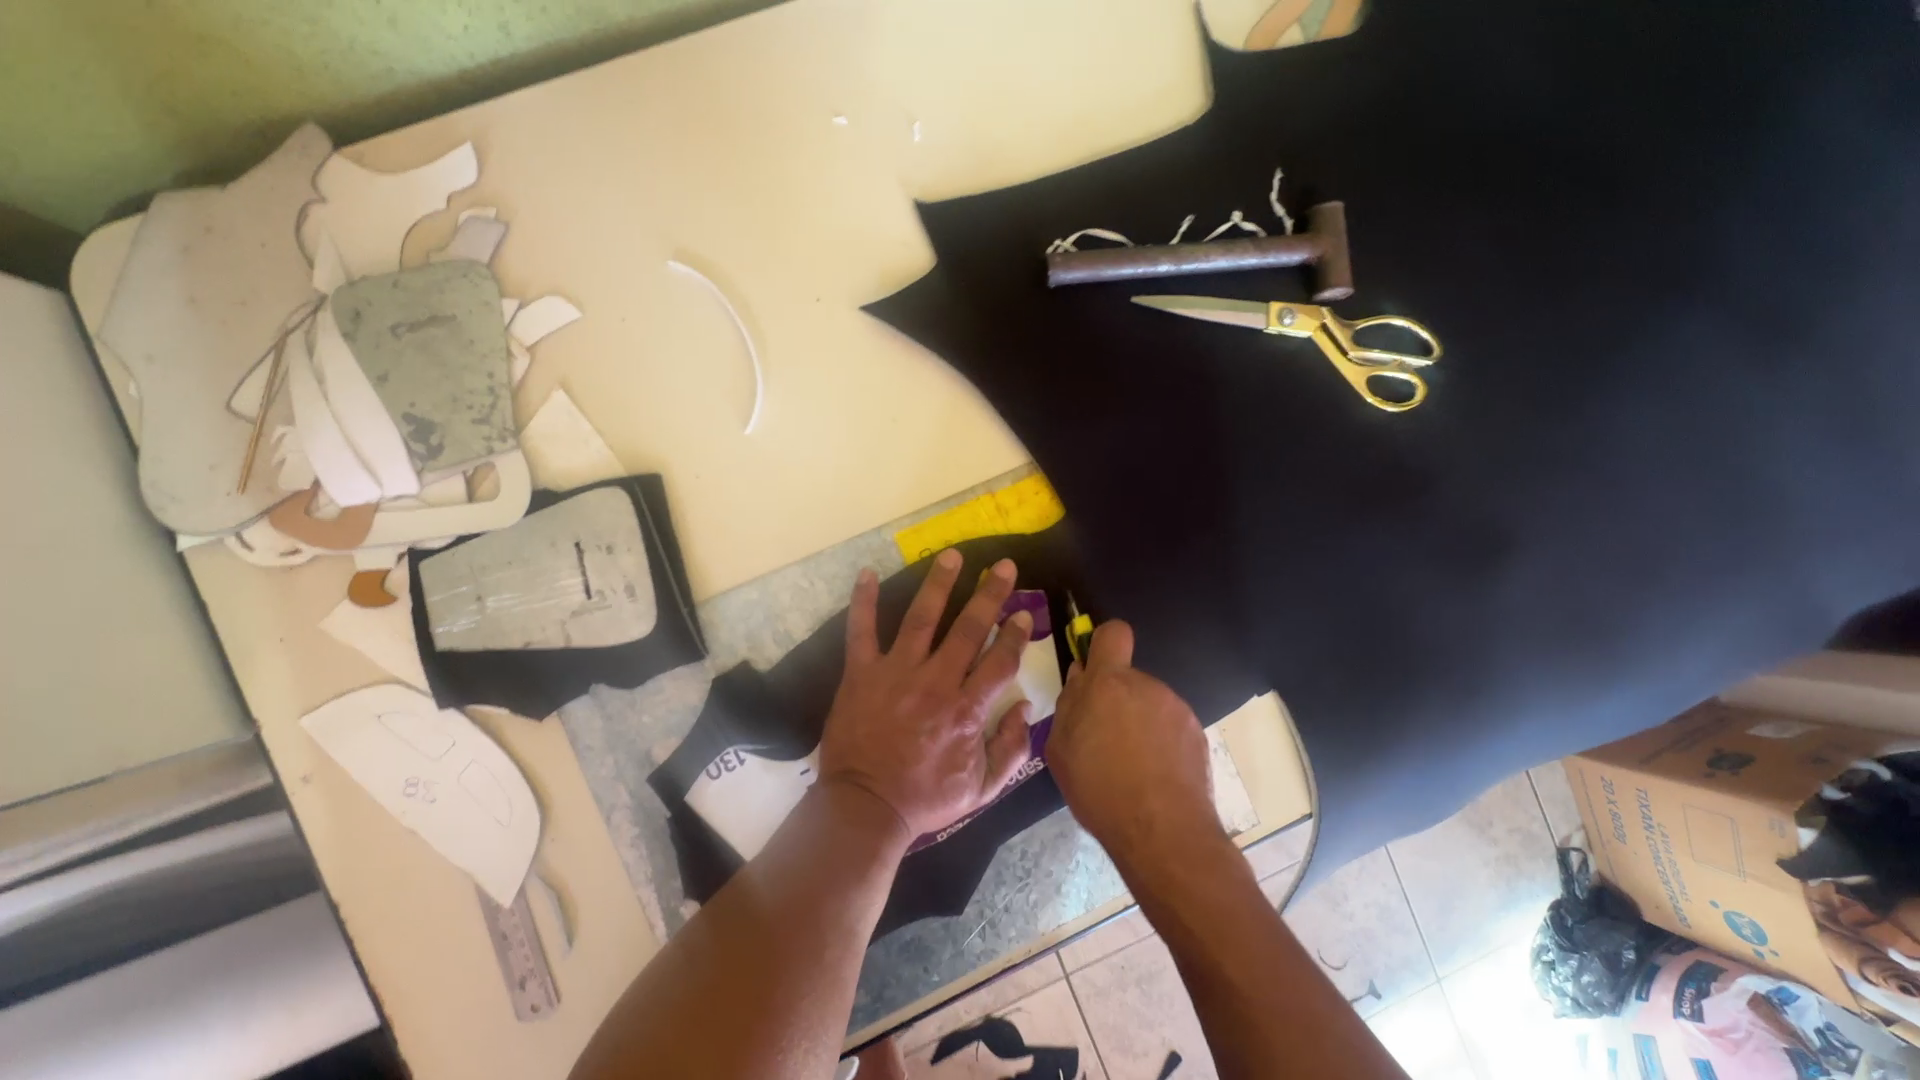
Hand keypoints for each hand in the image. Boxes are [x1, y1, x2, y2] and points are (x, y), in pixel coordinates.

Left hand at [817, 549, 1034, 842]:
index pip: (999, 661)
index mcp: (967, 710)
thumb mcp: (982, 788)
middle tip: (1002, 565)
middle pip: (968, 629)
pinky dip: (862, 602)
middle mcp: (935, 682)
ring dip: (938, 585)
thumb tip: (1026, 707)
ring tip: (951, 555)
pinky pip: (861, 631)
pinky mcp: (860, 674)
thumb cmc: (926, 799)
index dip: (1014, 635)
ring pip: (921, 619)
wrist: (865, 808)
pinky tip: (866, 573)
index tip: (1022, 612)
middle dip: (988, 594)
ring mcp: (896, 673)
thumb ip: (1011, 748)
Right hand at [1046, 620, 1224, 873]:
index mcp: (1109, 683)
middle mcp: (1147, 686)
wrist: (1162, 830)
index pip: (1113, 633)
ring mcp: (1177, 709)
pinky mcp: (1197, 734)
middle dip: (1115, 701)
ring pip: (1149, 706)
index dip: (1103, 643)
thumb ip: (1070, 705)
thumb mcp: (1060, 750)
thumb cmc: (1099, 788)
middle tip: (1103, 742)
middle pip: (1127, 680)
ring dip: (1138, 724)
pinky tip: (1153, 778)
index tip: (1094, 669)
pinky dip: (1161, 744)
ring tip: (1129, 767)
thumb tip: (1080, 679)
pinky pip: (1170, 728)